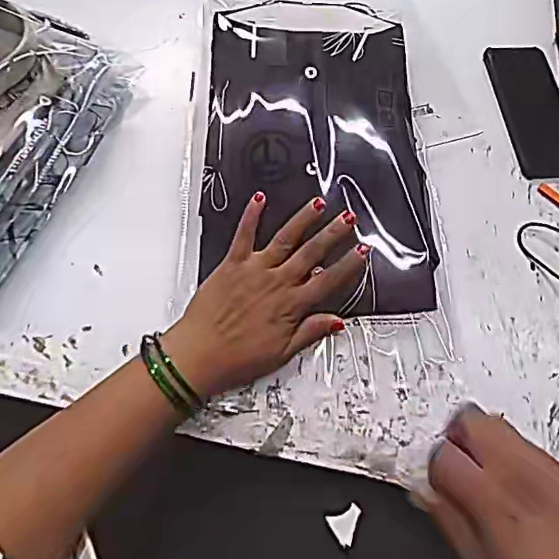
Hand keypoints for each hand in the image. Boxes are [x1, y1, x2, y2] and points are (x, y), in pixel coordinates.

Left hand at [161, 194, 366, 397]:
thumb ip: (310, 332)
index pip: (328, 279)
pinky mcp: (232, 265)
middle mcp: (276, 282)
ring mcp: (254, 270)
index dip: (348, 264)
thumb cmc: (235, 358)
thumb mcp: (281, 353)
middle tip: (347, 218)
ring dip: (303, 219)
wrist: (197, 356)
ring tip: (318, 203)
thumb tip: (335, 323)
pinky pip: (243, 235)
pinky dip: (251, 215)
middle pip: (312, 252)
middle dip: (333, 234)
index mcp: (291, 305)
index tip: (361, 251)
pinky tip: (259, 200)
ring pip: (285, 238)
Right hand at [422, 407, 558, 558]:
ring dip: (481, 439)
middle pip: (470, 418)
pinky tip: (510, 483)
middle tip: (452, 467)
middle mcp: (520, 471)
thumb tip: (427, 495)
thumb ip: (450, 524)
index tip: (435, 483)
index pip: (442, 453)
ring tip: (480, 474)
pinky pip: (524, 441)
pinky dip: (508, 451)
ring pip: (497, 422)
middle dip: (455, 437)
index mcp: (493, 498)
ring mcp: (545, 467)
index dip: (432, 467)